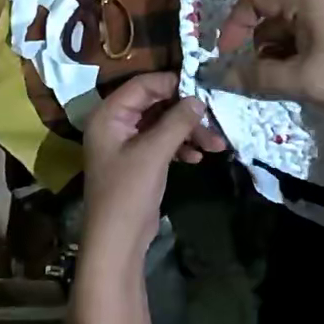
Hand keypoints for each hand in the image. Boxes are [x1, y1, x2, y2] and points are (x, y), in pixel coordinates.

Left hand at [82, 73, 226, 262]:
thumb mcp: (154, 152)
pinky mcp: (138, 160)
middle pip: (155, 104)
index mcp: (109, 115)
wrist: (117, 240)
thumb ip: (177, 122)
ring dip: (188, 132)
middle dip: (185, 113)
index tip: (203, 88)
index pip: (143, 85)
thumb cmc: (129, 191)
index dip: (173, 83)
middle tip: (214, 120)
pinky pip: (162, 142)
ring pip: (162, 124)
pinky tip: (198, 156)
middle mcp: (115, 123)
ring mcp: (126, 143)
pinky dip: (180, 146)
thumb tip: (198, 99)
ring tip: (215, 144)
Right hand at [215, 0, 323, 130]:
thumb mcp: (301, 79)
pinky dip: (293, 61)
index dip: (234, 26)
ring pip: (284, 33)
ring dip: (275, 58)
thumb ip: (257, 76)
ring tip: (286, 85)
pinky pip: (302, 41)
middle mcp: (316, 0)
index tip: (227, 58)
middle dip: (256, 48)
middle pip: (267, 16)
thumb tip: (221, 75)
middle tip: (260, 79)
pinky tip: (302, 83)